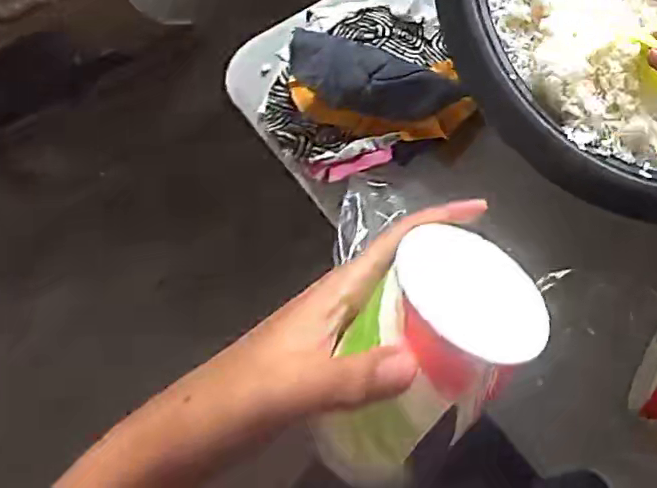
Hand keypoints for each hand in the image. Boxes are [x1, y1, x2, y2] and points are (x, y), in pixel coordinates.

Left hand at [56, 200, 487, 487]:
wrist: (168, 446)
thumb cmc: (227, 400)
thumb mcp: (291, 388)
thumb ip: (350, 377)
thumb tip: (416, 360)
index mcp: (337, 290)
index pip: (398, 238)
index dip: (441, 217)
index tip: (482, 210)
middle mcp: (341, 301)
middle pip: (405, 262)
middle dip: (448, 255)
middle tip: (489, 267)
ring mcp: (334, 330)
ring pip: (396, 297)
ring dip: (433, 294)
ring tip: (470, 305)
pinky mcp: (329, 359)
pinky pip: (386, 329)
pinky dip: (413, 330)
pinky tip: (427, 353)